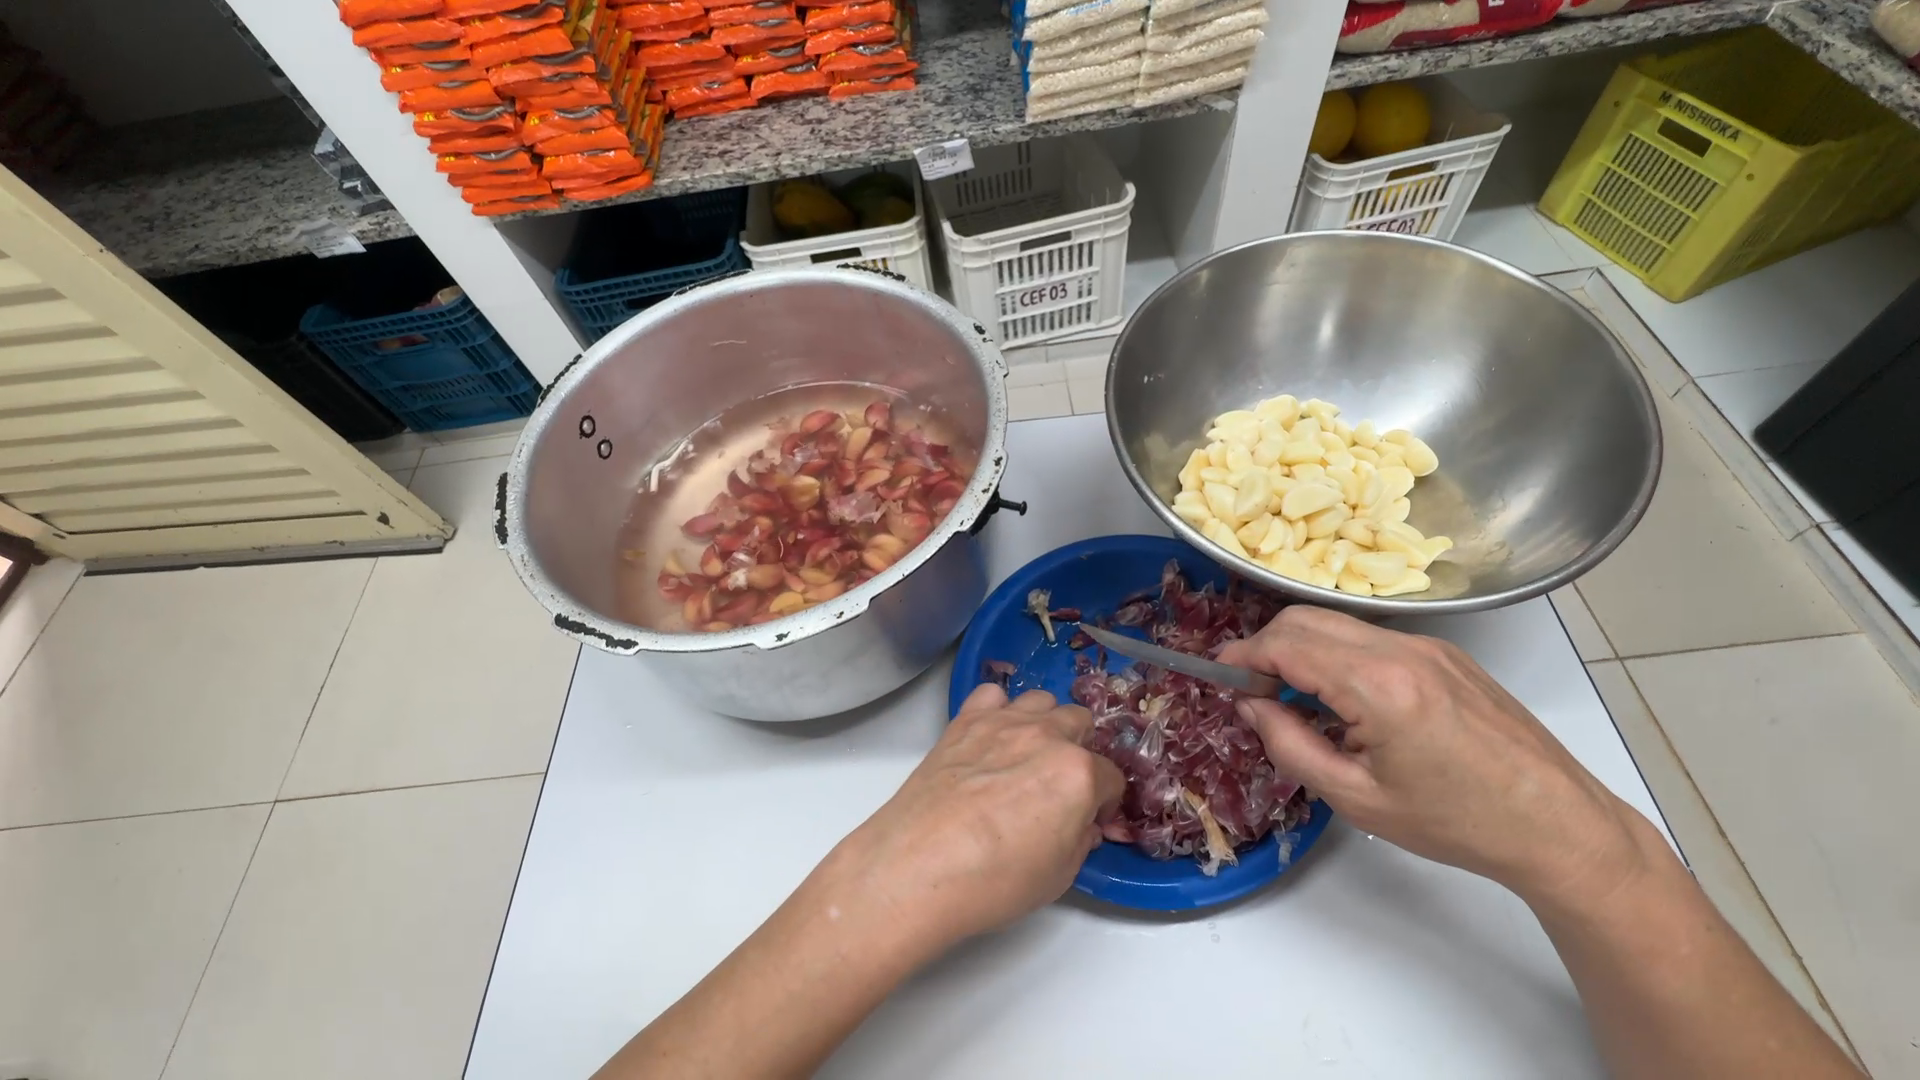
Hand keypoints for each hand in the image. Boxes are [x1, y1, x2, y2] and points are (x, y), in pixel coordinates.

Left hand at [832, 685, 1124, 947]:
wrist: (918, 867)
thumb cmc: (994, 881)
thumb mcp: (1059, 875)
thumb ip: (1080, 839)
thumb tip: (1082, 823)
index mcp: (1079, 774)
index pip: (1112, 777)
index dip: (1105, 801)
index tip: (1091, 818)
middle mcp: (1046, 736)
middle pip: (1080, 724)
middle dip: (1080, 751)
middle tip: (1061, 784)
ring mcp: (1002, 722)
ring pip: (1041, 701)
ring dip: (1044, 723)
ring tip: (1028, 756)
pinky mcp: (964, 720)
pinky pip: (992, 695)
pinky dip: (998, 710)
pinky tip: (991, 739)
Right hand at [1216, 606, 1654, 905]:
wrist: (1557, 824)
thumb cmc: (1453, 822)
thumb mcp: (1356, 798)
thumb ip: (1289, 745)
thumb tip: (1250, 706)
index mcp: (1378, 687)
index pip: (1286, 645)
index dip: (1242, 656)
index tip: (1219, 676)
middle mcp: (1401, 650)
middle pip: (1305, 619)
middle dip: (1265, 645)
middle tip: (1251, 689)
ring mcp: (1427, 646)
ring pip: (1336, 623)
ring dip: (1300, 647)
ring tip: (1293, 697)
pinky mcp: (1445, 654)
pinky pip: (1369, 637)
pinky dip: (1336, 653)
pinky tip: (1342, 699)